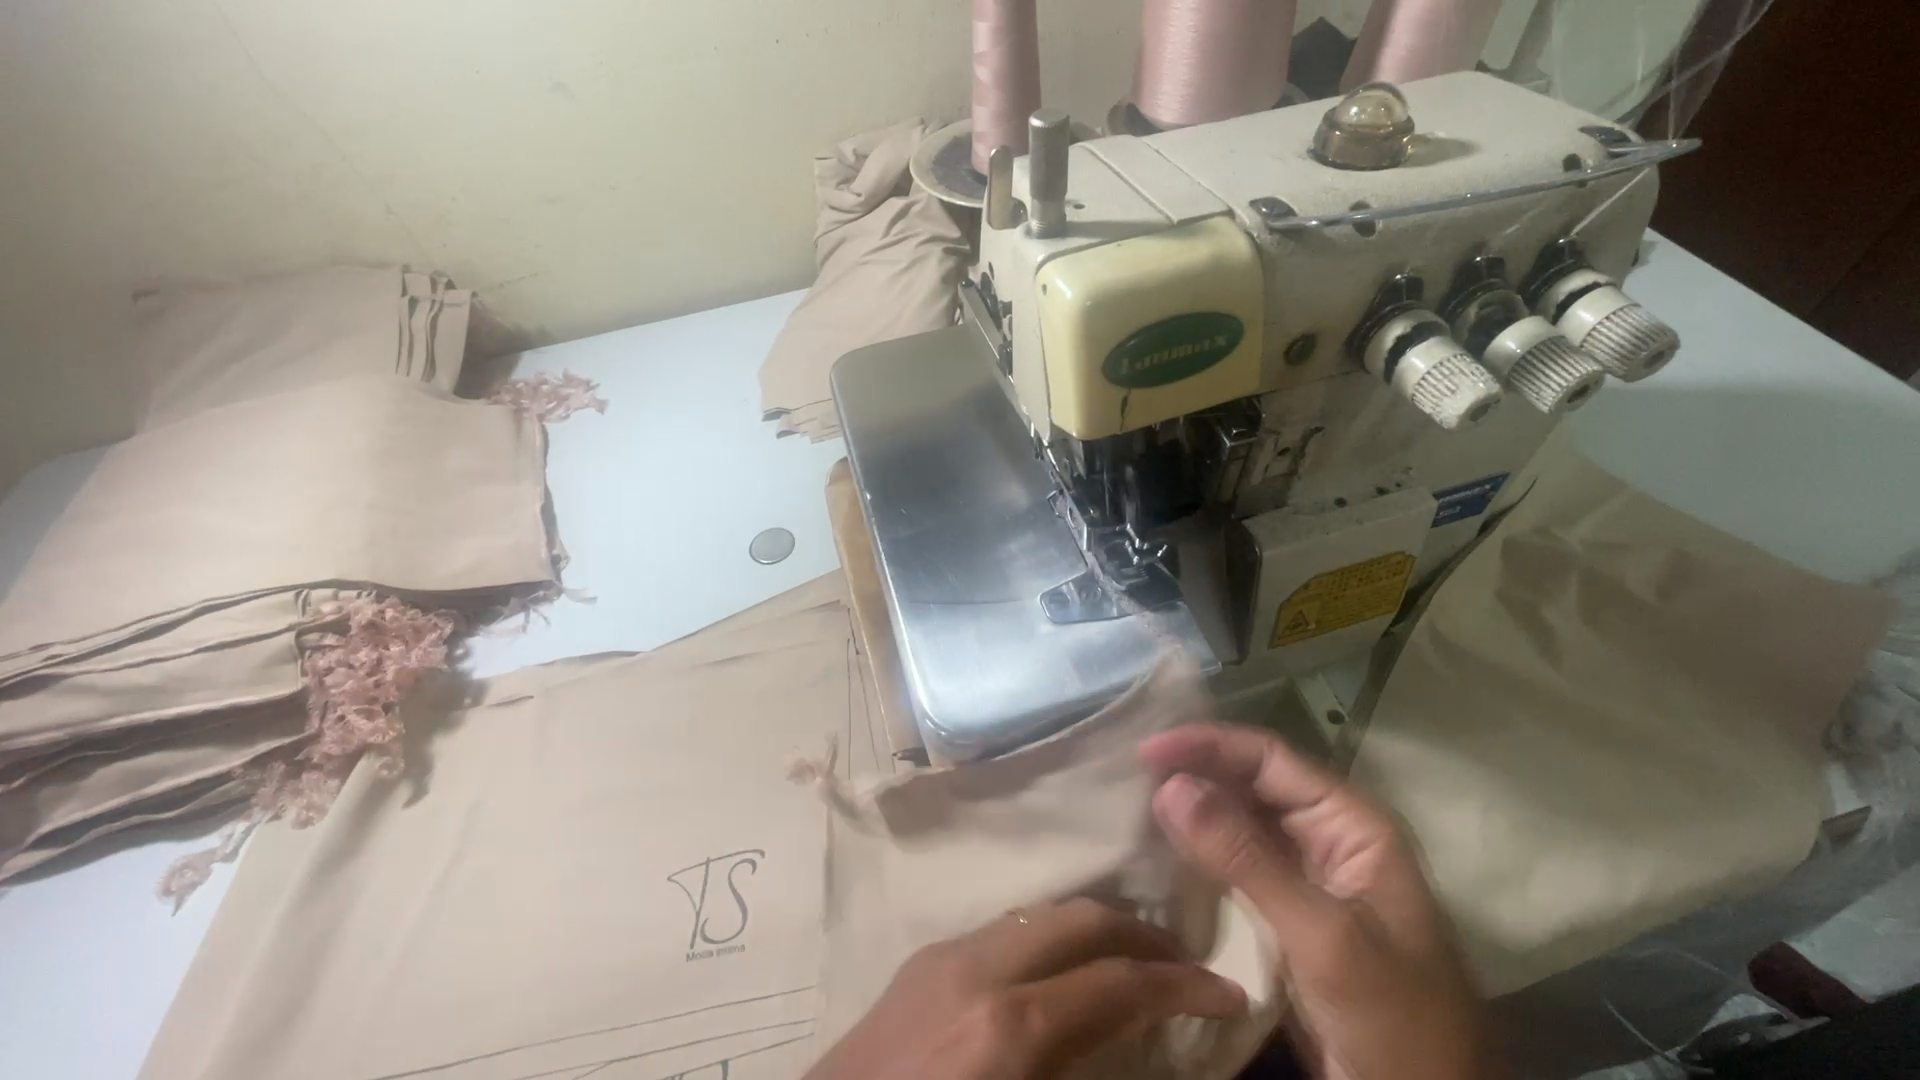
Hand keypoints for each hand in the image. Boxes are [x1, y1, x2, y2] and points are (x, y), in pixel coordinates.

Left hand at [804, 897, 1246, 1079]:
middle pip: (1080, 920)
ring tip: (1126, 959)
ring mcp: (942, 957)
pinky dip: (1046, 940)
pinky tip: (1056, 971)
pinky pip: (1001, 932)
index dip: (1183, 984)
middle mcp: (978, 970)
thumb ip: (1086, 1066)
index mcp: (1011, 1025)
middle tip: (1181, 962)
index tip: (1228, 991)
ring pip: (1038, 916)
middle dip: (1141, 933)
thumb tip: (1139, 1036)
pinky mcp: (918, 961)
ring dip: (1091, 930)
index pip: (1119, 982)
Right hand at [1141, 724, 1490, 1079]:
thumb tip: (1170, 785)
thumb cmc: (1392, 1014)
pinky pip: (1234, 868)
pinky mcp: (1285, 917)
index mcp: (1353, 825)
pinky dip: (1197, 855)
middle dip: (1195, 773)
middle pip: (1252, 786)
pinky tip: (1159, 853)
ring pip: (1239, 825)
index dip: (1208, 746)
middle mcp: (1328, 839)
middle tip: (1128, 775)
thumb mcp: (1321, 933)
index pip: (1271, 760)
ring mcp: (1307, 879)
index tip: (1145, 750)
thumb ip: (1246, 858)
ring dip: (1192, 812)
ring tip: (1132, 803)